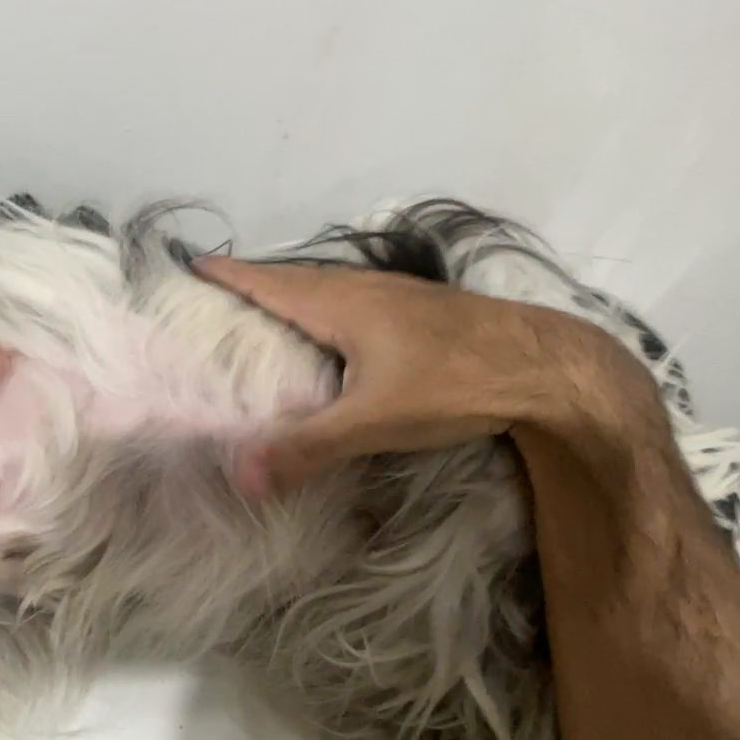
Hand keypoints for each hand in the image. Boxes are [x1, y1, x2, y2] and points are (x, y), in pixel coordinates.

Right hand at [194, 256, 651, 496]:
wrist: (549, 368)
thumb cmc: (453, 384)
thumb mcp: (374, 421)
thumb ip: (307, 447)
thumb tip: (240, 475)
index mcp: (341, 303)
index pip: (270, 281)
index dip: (230, 274)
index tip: (191, 264)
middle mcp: (364, 288)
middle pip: (295, 279)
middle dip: (253, 283)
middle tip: (217, 297)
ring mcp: (397, 296)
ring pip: (328, 288)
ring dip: (291, 294)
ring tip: (264, 315)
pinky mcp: (420, 312)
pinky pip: (353, 300)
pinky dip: (324, 309)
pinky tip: (334, 335)